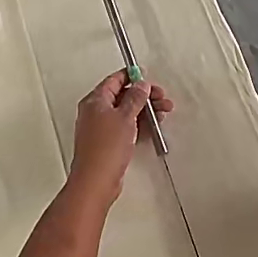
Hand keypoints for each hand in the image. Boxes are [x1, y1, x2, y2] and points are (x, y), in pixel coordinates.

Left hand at [67, 71, 172, 201]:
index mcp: (95, 101)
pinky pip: (126, 127)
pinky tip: (152, 126)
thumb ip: (135, 98)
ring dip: (145, 110)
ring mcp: (102, 128)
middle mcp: (96, 112)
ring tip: (162, 113)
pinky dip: (140, 124)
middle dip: (144, 96)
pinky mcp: (108, 142)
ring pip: (127, 112)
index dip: (132, 76)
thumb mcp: (125, 116)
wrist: (97, 179)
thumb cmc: (105, 148)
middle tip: (161, 98)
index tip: (147, 76)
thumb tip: (141, 85)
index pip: (114, 80)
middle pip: (123, 96)